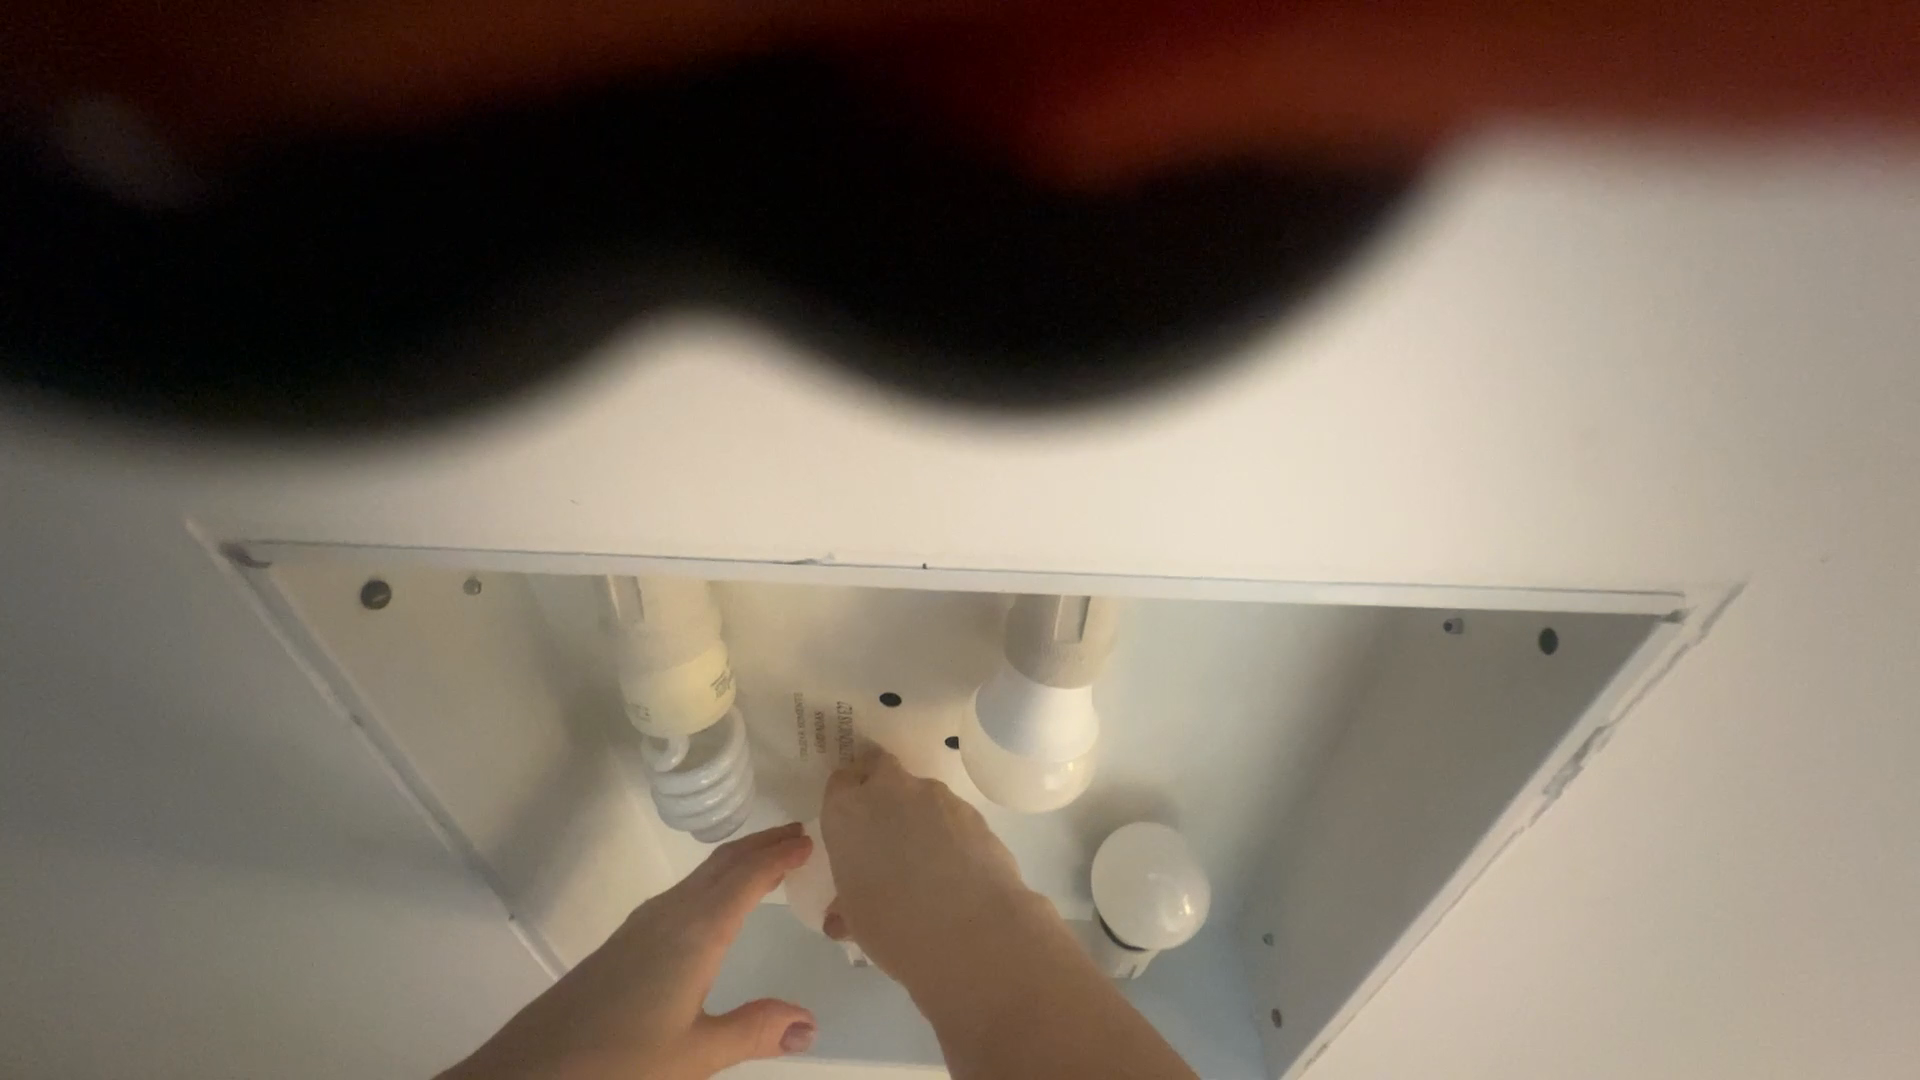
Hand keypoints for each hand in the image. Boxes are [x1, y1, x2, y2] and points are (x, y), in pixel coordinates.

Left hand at [439, 823, 816, 1079]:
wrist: (525, 1073)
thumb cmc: (617, 1063)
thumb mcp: (695, 1055)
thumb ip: (754, 1031)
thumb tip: (811, 1023)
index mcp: (698, 930)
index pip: (749, 875)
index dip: (781, 854)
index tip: (812, 838)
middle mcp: (674, 913)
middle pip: (727, 861)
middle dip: (765, 844)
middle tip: (800, 835)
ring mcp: (646, 922)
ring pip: (705, 873)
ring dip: (741, 858)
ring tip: (770, 860)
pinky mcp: (628, 938)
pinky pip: (688, 888)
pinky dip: (718, 878)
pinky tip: (717, 902)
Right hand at [819, 748, 1046, 982]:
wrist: (971, 930)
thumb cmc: (895, 928)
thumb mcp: (856, 920)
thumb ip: (847, 902)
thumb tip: (842, 914)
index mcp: (849, 812)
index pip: (839, 784)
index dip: (845, 799)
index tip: (851, 822)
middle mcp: (890, 791)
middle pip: (880, 767)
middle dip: (881, 786)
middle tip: (884, 825)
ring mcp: (935, 796)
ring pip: (920, 792)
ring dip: (918, 813)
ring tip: (926, 859)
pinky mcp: (971, 809)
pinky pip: (950, 813)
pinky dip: (949, 830)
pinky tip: (956, 866)